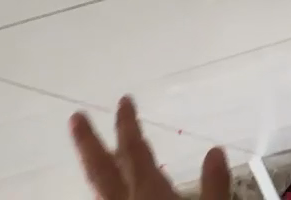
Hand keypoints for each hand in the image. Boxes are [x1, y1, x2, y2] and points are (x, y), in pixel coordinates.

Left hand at [71, 97, 229, 199]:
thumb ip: (215, 187)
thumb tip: (215, 150)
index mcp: (148, 196)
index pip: (134, 153)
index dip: (128, 125)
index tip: (123, 100)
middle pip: (101, 174)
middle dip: (89, 145)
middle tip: (76, 119)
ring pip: (100, 198)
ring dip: (99, 175)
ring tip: (98, 159)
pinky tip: (116, 199)